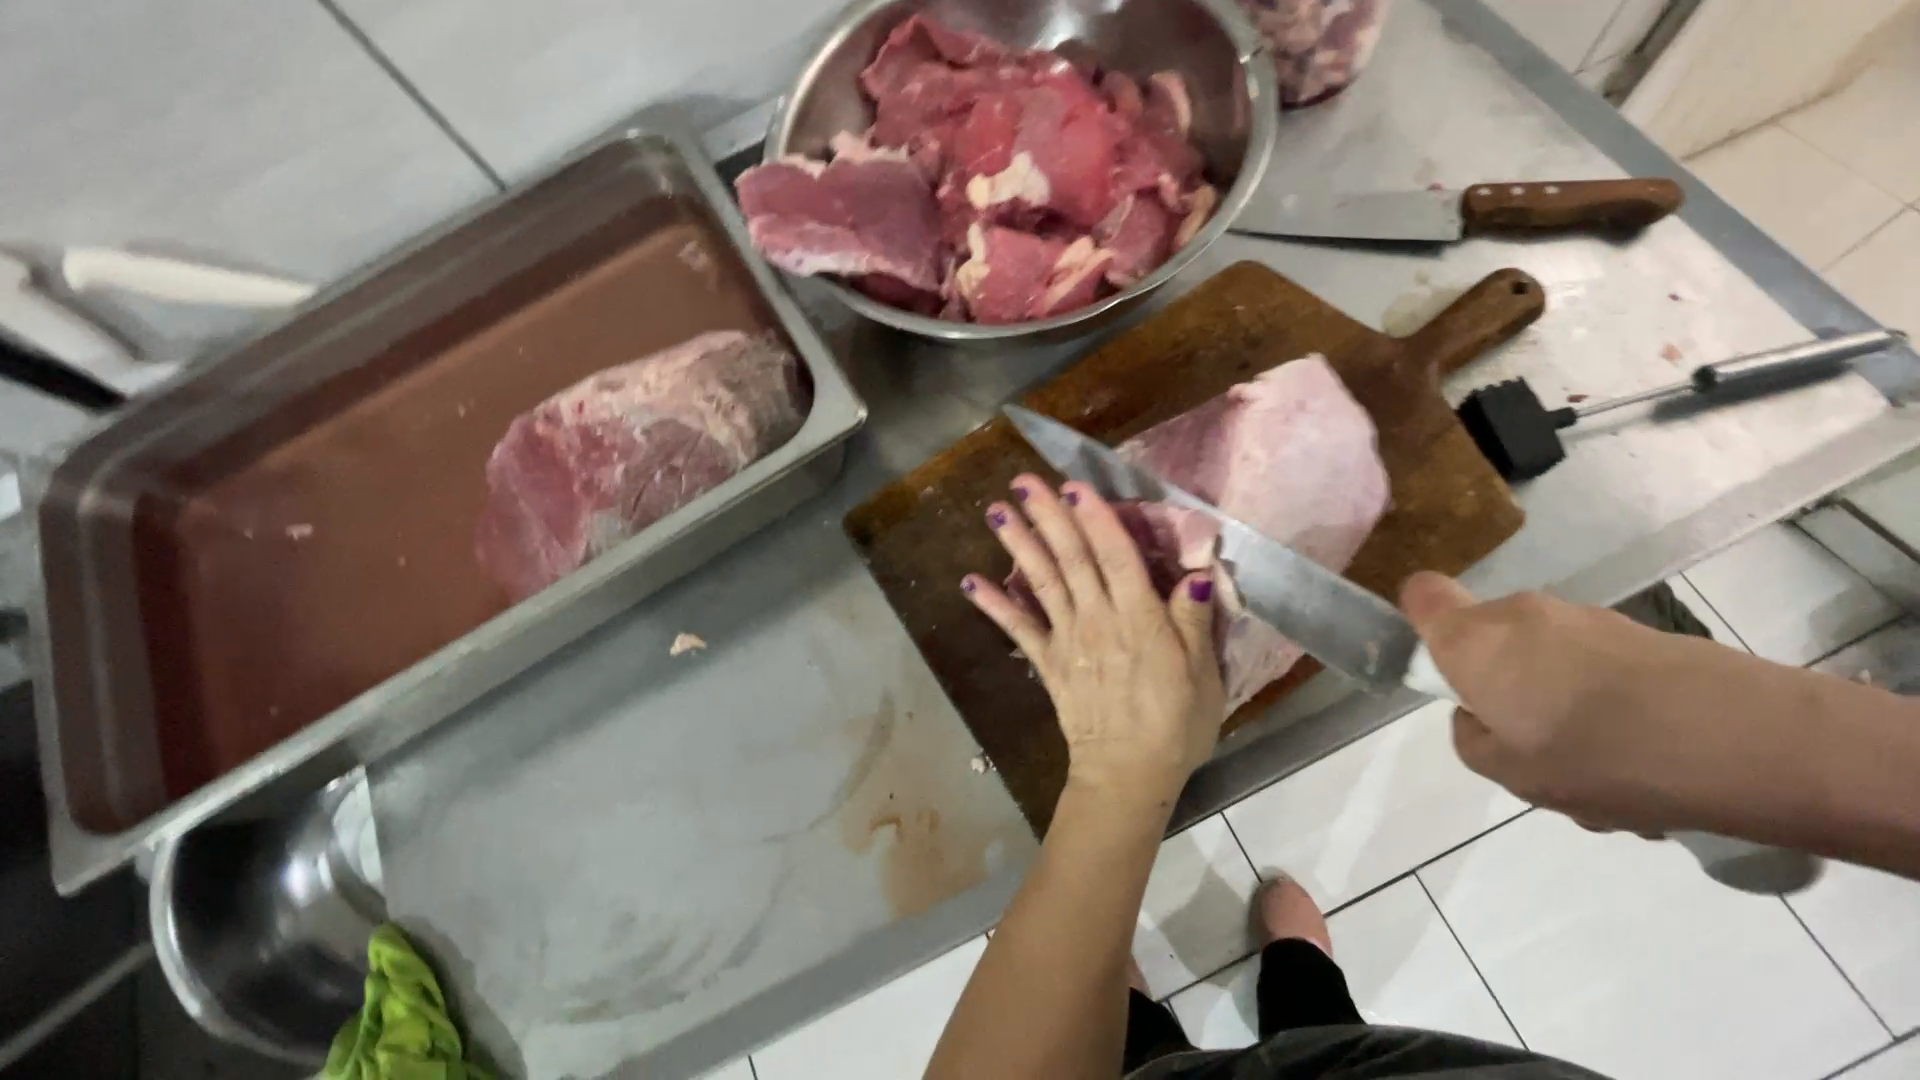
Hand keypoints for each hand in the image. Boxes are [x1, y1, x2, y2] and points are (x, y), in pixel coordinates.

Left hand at [963, 475, 1224, 804]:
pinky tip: (969, 580)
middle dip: (1048, 516)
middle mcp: (1098, 618)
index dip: (1094, 518)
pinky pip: (1018, 628)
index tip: (1073, 485)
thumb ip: (1193, 619)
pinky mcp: (1047, 663)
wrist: (1128, 775)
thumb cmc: (1175, 725)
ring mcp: (1067, 640)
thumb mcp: (1203, 673)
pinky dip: (993, 604)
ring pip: (1041, 582)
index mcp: (1140, 618)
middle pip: (1071, 558)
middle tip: (1024, 480)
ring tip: (996, 511)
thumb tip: (1197, 569)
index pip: (1116, 556)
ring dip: (1018, 544)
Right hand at [1400, 571, 1777, 835]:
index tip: (1443, 671)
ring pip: (1545, 660)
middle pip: (1488, 639)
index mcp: (1473, 640)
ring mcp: (1585, 620)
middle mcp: (1520, 615)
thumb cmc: (1595, 755)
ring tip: (1603, 772)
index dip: (1420, 623)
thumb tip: (1482, 714)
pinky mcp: (1641, 635)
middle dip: (1501, 686)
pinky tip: (1644, 763)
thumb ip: (1472, 738)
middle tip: (1532, 746)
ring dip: (1559, 704)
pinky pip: (1596, 670)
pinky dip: (1606, 707)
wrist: (1746, 741)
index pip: (1420, 594)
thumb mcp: (1509, 774)